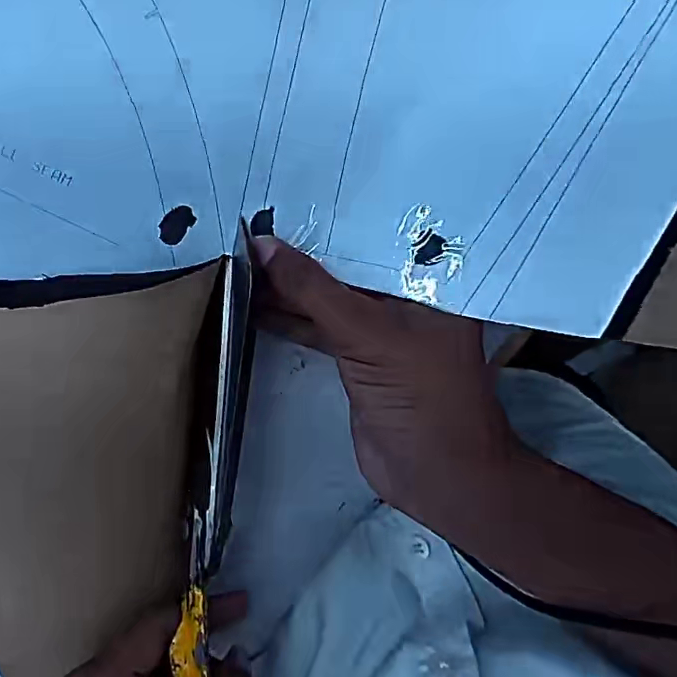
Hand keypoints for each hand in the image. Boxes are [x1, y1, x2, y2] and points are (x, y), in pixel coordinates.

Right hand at [251, 236, 520, 518]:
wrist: (434, 477)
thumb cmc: (421, 396)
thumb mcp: (367, 333)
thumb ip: (313, 289)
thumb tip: (263, 245)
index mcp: (429, 281)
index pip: (374, 235)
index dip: (329, 217)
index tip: (283, 200)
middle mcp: (405, 298)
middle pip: (345, 266)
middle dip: (302, 252)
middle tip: (252, 230)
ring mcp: (379, 330)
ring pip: (327, 297)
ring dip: (289, 286)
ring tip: (242, 261)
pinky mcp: (357, 357)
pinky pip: (318, 326)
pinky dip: (288, 316)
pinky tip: (255, 303)